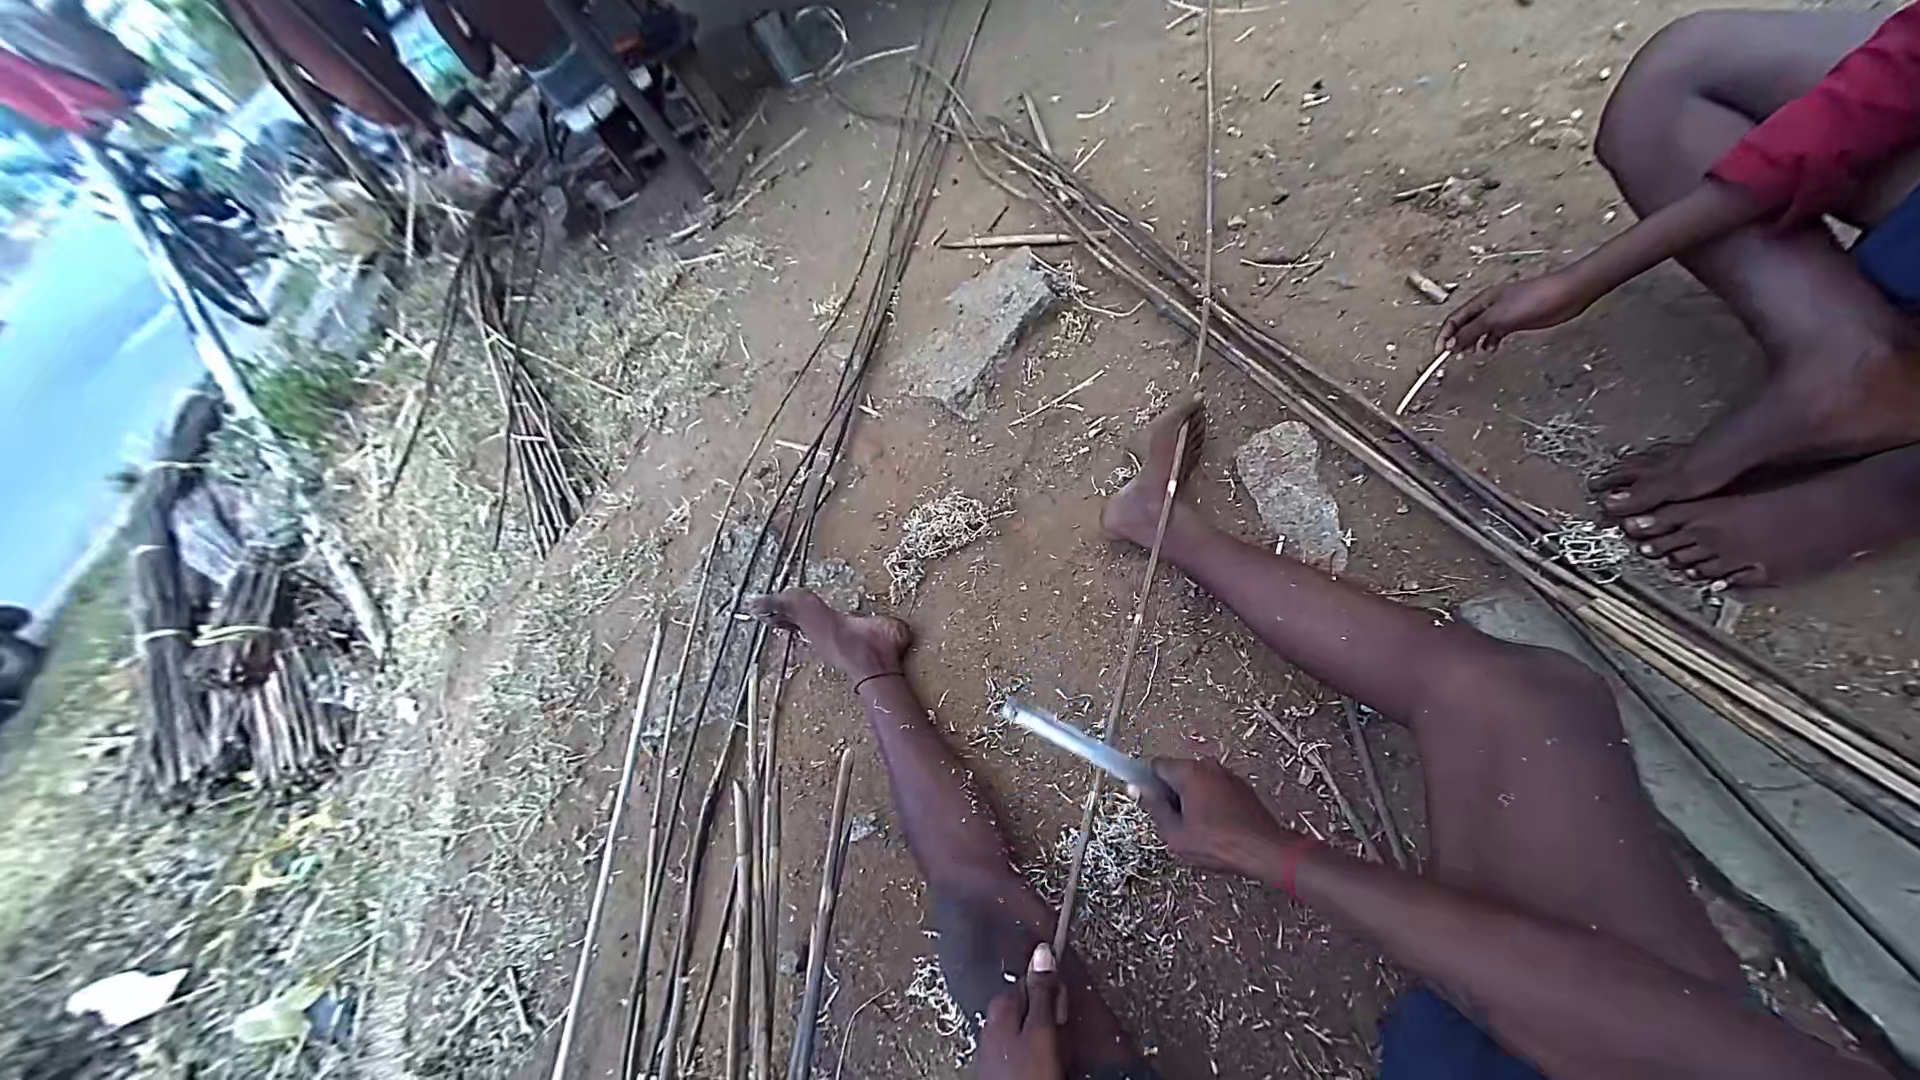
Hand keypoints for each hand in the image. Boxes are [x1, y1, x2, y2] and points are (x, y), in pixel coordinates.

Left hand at [976, 944, 1065, 1079]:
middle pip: (1027, 1005)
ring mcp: (995, 1050)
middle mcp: (992, 1024)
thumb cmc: (1025, 1079)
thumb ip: (1041, 992)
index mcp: (1000, 1008)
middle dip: (1048, 1012)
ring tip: (1057, 1051)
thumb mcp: (1041, 1031)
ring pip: (1026, 1030)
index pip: (1028, 980)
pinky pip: (1024, 1052)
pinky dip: (1037, 1053)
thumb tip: (1043, 952)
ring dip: (1044, 1035)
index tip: (1065, 997)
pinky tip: (1045, 1066)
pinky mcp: (1002, 1071)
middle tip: (1063, 1027)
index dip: (1050, 987)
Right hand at [1135, 758, 1295, 877]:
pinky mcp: (1241, 787)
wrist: (1267, 852)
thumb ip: (1153, 807)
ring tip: (1197, 827)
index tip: (1148, 800)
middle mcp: (1208, 766)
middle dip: (1170, 794)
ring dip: (1191, 799)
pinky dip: (1210, 802)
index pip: (1155, 765)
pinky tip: (1215, 826)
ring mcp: (1227, 775)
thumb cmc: (1220, 844)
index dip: (1148, 783)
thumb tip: (1139, 789)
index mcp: (1189, 772)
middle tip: (1174, 821)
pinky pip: (1214, 788)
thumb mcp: (1175, 833)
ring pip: (1196, 781)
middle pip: (1176, 773)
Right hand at [1437, 269, 1595, 353]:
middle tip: (1454, 355)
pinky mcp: (1515, 321)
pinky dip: (1490, 342)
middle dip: (1456, 340)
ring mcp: (1502, 314)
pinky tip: (1491, 349)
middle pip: (1464, 326)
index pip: (1453, 320)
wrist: (1569, 293)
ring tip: (1471, 353)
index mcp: (1480, 303)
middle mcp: (1488, 308)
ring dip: (1472, 342)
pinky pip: (1495, 334)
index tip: (1440, 353)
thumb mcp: (1495, 318)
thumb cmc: (1533, 300)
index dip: (1444, 336)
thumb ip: (1470, 332)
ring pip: (1479, 331)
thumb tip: (1449, 345)